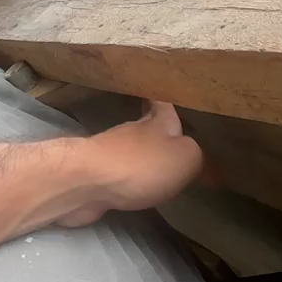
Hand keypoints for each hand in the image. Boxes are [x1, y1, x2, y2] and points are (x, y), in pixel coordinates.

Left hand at [55, 101, 202, 226]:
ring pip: (131, 150)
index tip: (167, 92)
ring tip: (159, 168)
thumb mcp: (186, 158)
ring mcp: (110, 153)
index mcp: (157, 123)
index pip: (162, 102)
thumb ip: (194, 155)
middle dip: (158, 132)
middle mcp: (132, 132)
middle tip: (173, 138)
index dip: (166, 99)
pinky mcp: (95, 175)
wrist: (87, 182)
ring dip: (142, 156)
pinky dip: (127, 178)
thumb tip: (191, 155)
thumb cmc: (141, 164)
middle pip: (147, 126)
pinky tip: (135, 189)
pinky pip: (118, 173)